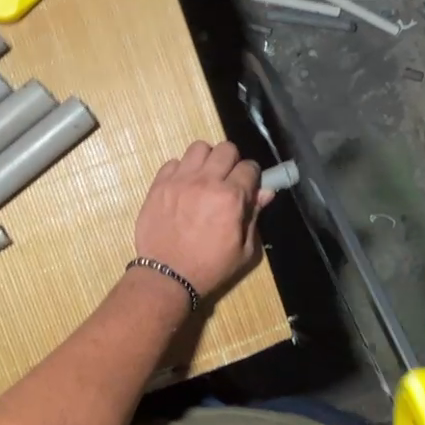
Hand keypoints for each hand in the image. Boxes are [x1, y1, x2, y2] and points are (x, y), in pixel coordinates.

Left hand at [133, 141, 269, 296]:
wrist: (167, 276)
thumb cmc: (210, 268)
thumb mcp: (244, 250)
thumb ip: (254, 216)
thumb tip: (265, 192)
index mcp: (230, 197)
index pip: (249, 167)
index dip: (252, 177)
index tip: (248, 187)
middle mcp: (206, 181)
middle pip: (226, 149)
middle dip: (232, 162)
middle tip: (227, 180)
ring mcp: (180, 180)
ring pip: (198, 148)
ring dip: (206, 160)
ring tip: (204, 178)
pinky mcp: (159, 185)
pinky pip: (173, 162)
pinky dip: (182, 170)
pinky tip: (183, 187)